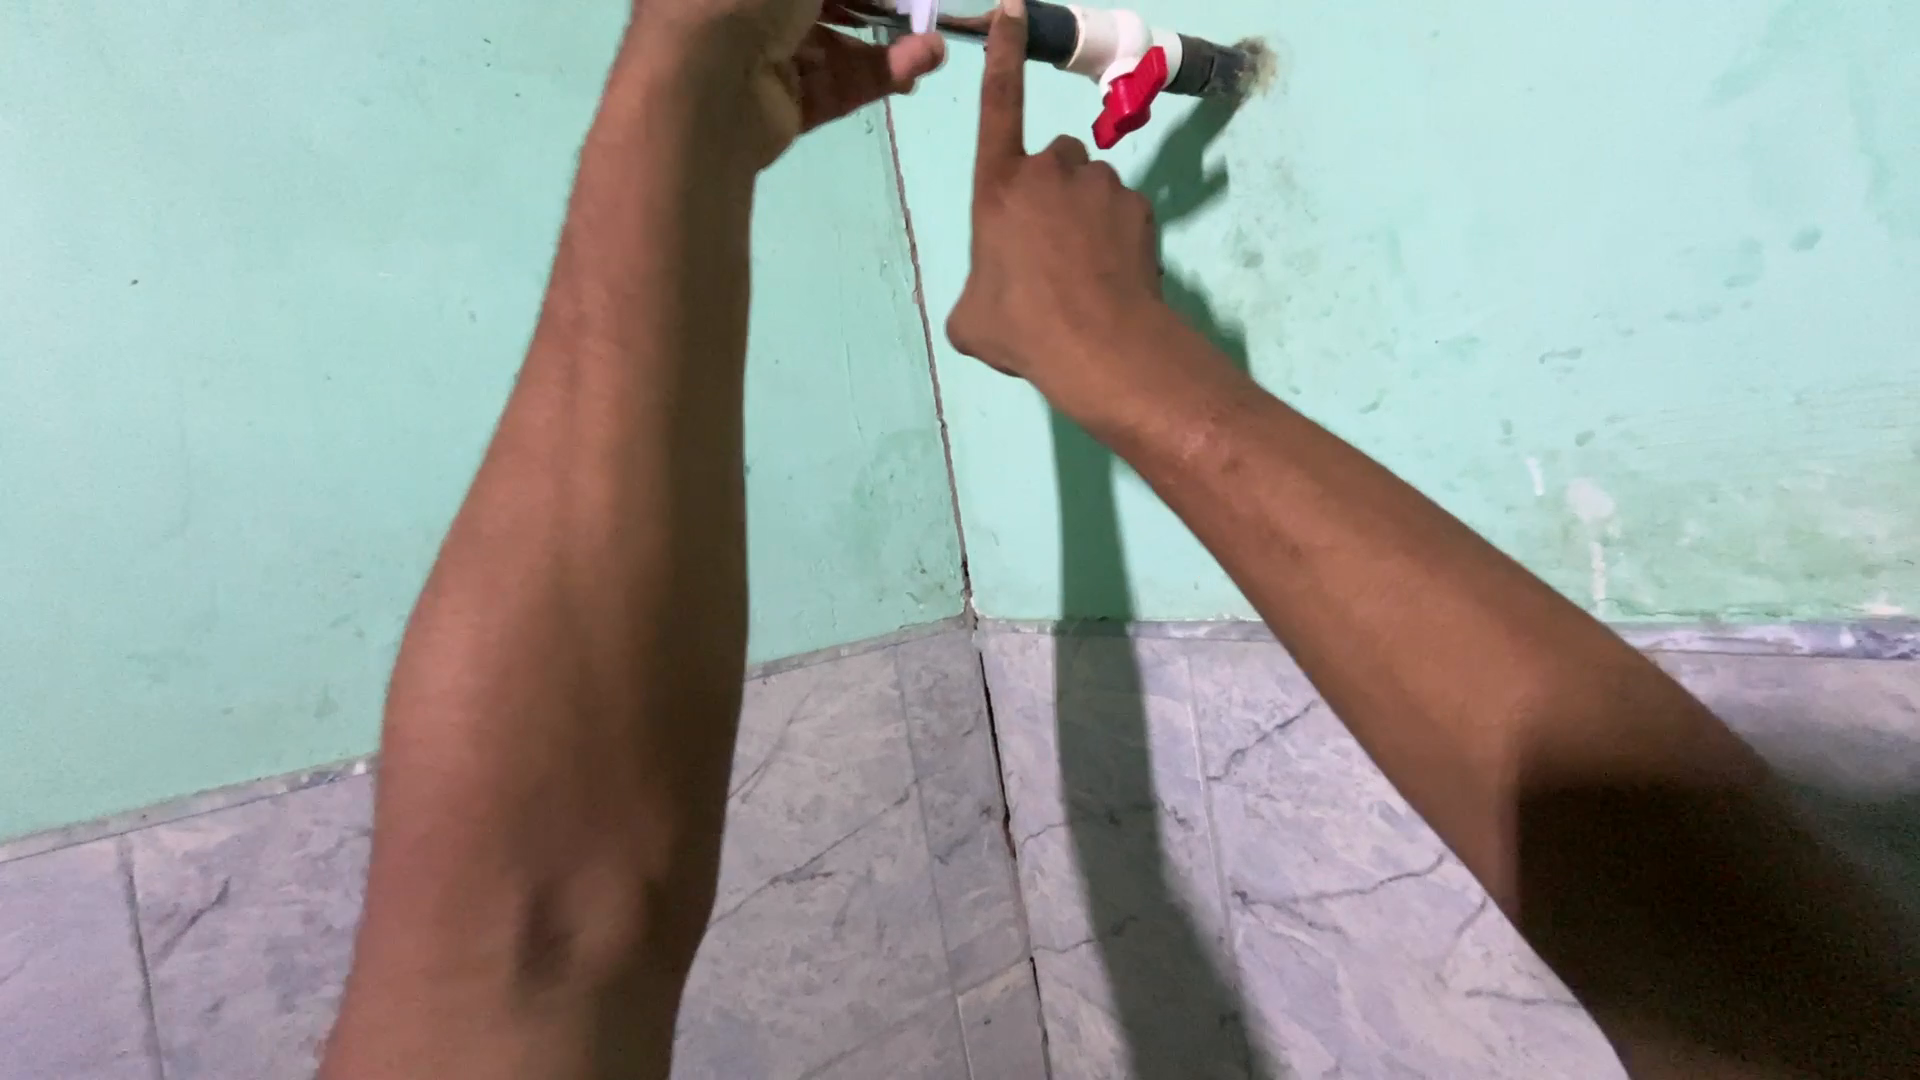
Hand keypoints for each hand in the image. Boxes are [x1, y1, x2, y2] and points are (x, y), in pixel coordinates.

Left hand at [635, 1, 944, 165]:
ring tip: (933, 49)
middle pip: (828, 3)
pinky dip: (876, 77)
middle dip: (880, 4)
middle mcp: (753, 5)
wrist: (705, 82)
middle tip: (923, 9)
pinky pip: (836, 86)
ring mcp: (769, 55)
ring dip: (888, 44)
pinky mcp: (786, 105)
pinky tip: (916, 70)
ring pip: (837, 46)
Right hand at [945, 1, 1164, 389]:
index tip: (1012, 11)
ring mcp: (1101, 186)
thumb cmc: (1020, 327)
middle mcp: (1050, 172)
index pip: (997, 107)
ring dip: (1084, 216)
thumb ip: (977, 290)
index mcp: (999, 188)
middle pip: (1052, 160)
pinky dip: (1116, 236)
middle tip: (1048, 246)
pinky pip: (1123, 212)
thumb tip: (988, 297)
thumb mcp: (971, 319)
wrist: (1095, 344)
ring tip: (1082, 272)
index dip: (1003, 57)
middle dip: (1050, 190)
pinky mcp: (1139, 208)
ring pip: (1090, 187)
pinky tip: (1110, 276)